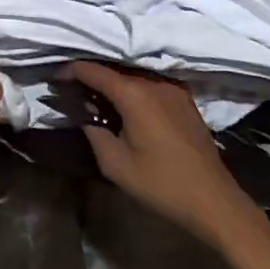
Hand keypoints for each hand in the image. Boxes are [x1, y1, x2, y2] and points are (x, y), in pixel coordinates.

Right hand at [61, 61, 257, 242]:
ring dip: (115, 82)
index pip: (96, 71)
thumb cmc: (161, 183)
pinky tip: (128, 104)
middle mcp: (154, 82)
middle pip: (116, 70)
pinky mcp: (185, 99)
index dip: (73, 71)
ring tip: (97, 95)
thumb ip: (95, 133)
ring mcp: (173, 88)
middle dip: (94, 75)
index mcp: (135, 94)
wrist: (212, 198)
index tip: (57, 77)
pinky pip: (152, 85)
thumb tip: (85, 115)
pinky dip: (135, 88)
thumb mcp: (116, 164)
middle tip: (74, 87)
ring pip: (136, 76)